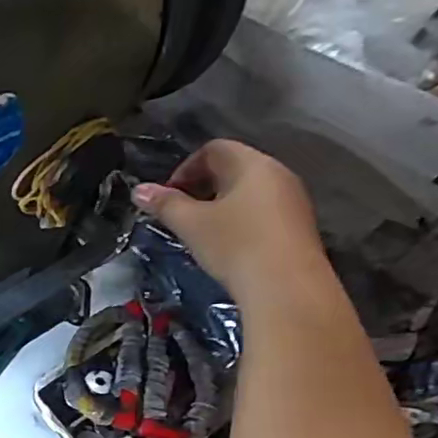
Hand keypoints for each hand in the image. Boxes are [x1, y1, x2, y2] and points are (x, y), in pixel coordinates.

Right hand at [130, 139, 320, 302]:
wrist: (287, 288)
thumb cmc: (236, 247)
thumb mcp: (193, 226)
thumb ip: (165, 205)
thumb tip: (138, 190)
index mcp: (251, 164)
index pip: (213, 149)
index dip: (184, 169)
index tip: (168, 198)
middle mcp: (277, 173)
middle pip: (233, 168)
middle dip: (202, 187)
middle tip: (181, 216)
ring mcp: (292, 200)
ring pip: (249, 192)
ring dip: (221, 206)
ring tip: (203, 234)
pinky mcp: (299, 227)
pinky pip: (263, 212)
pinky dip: (241, 221)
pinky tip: (230, 248)